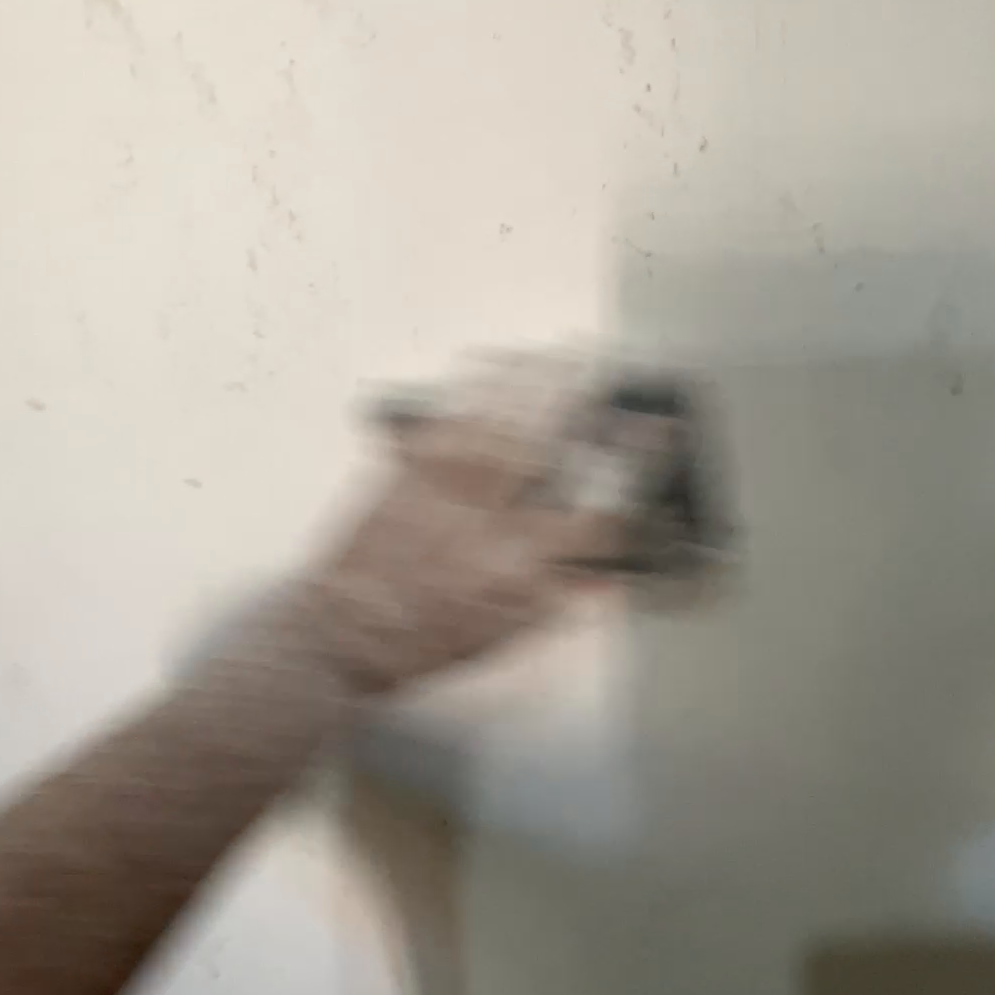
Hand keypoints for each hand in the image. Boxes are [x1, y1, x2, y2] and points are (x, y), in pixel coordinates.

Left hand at [305, 356, 680, 692]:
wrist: (341, 634)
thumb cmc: (419, 642)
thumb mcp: (501, 635)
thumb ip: (556, 601)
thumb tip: (605, 581)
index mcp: (517, 567)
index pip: (594, 518)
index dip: (633, 479)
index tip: (653, 446)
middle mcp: (486, 521)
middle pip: (547, 452)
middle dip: (580, 407)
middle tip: (602, 371)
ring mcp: (443, 490)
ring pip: (497, 427)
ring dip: (531, 386)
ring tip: (556, 353)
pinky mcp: (404, 474)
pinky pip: (442, 424)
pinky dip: (468, 391)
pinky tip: (486, 365)